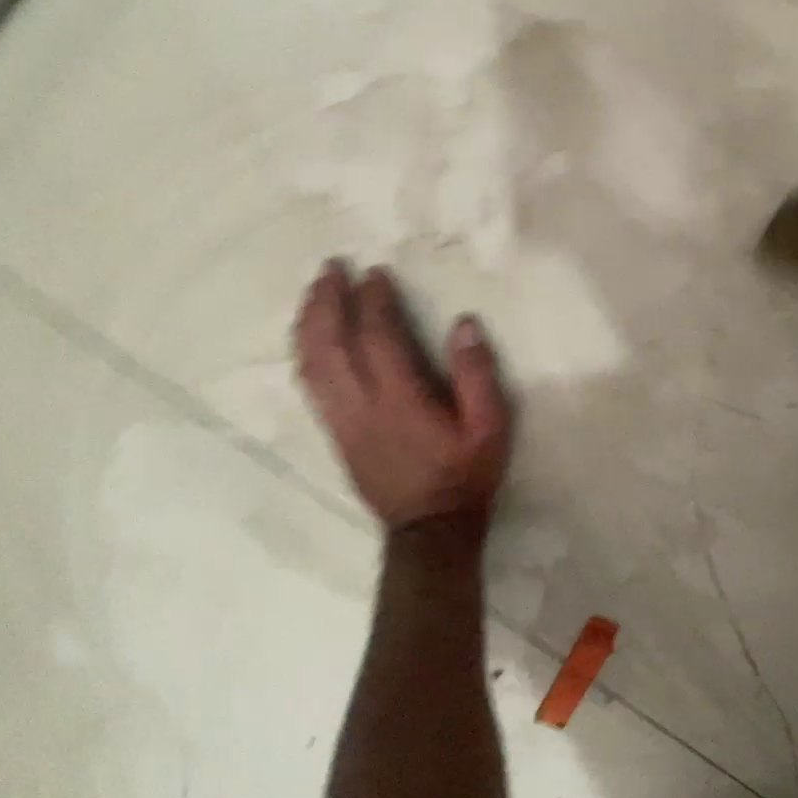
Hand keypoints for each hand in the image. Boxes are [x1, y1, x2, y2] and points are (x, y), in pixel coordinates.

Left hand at [294, 261, 514, 531]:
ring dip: (308, 322)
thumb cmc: (466, 474)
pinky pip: (311, 384)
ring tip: (315, 292)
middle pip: (328, 345)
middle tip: (330, 267)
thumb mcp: (490, 426)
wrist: (430, 530)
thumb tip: (463, 324)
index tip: (375, 272)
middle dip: (325, 302)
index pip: (378, 339)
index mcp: (400, 402)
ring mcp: (341, 422)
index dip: (374, 302)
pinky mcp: (335, 434)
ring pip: (310, 364)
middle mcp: (360, 407)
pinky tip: (313, 337)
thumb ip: (476, 374)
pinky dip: (307, 351)